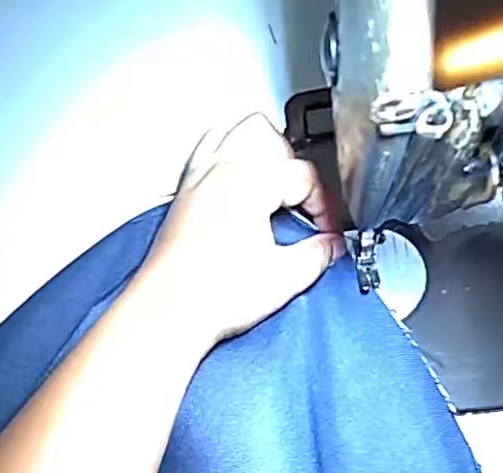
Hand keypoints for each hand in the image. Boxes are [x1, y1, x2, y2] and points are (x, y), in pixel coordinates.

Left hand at [130, 113, 345, 345]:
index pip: (303, 175)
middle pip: (269, 137)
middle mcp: (220, 169)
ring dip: (259, 152)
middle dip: (293, 166)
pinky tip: (236, 189)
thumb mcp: (283, 278)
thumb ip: (317, 256)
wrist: (170, 310)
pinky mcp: (182, 196)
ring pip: (233, 132)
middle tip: (302, 202)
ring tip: (272, 187)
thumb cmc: (212, 294)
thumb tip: (331, 247)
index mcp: (250, 180)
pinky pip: (207, 153)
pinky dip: (227, 159)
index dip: (324, 205)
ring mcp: (197, 179)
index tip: (327, 231)